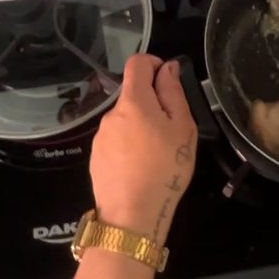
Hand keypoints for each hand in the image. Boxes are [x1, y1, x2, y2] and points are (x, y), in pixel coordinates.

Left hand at [88, 55, 197, 244]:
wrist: (132, 216)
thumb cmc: (165, 168)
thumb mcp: (182, 129)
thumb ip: (173, 93)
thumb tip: (168, 68)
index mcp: (133, 101)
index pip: (137, 63)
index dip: (155, 65)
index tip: (169, 83)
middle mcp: (111, 114)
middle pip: (133, 95)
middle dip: (152, 104)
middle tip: (172, 131)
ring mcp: (100, 136)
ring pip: (125, 120)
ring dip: (140, 127)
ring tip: (157, 155)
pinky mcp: (96, 156)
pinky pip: (116, 141)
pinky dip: (129, 146)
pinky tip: (140, 168)